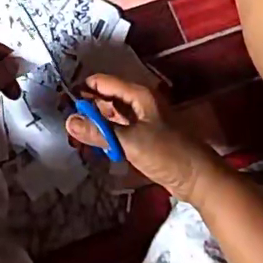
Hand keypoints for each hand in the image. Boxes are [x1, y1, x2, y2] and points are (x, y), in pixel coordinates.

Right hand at [66, 74, 220, 202]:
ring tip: (75, 133)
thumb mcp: (130, 141)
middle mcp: (138, 104)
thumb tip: (69, 121)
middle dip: (86, 107)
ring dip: (95, 123)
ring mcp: (142, 121)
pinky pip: (118, 130)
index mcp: (138, 95)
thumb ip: (99, 132)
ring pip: (111, 115)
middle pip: (106, 98)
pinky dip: (106, 135)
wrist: (200, 179)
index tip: (63, 99)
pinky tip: (94, 144)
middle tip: (66, 119)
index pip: (103, 82)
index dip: (83, 88)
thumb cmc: (168, 153)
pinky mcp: (143, 138)